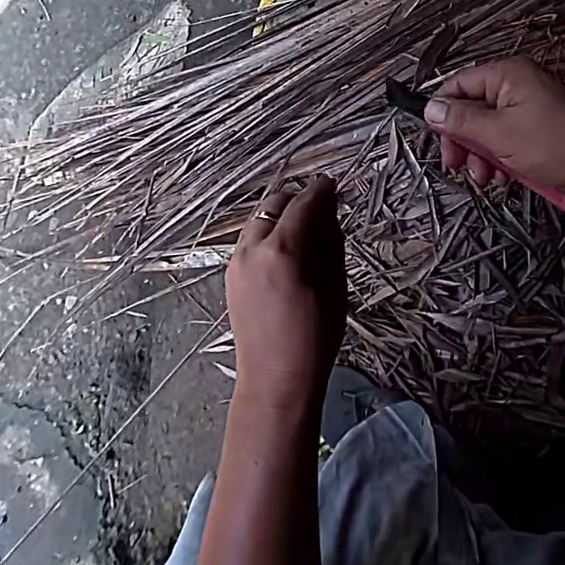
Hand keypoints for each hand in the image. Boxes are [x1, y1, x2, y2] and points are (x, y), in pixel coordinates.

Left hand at [224, 177, 346, 416]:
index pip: (303, 203)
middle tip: (322, 207)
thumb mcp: (334, 285)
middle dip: (298, 199)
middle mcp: (253, 248)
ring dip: (281, 215)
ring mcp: (236, 261)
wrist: (276, 380)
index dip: (321, 190)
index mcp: (282, 250)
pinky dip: (269, 233)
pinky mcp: (230, 275)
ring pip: (259, 219)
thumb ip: (330, 242)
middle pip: (275, 203)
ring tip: (306, 228)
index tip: (333, 185)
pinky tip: (287, 249)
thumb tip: (329, 213)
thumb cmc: (315, 337)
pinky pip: (250, 240)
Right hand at [423, 57, 564, 200]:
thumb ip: (461, 120)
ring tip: (486, 176)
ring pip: (486, 128)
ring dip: (480, 155)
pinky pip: (505, 138)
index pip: (458, 83)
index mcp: (507, 75)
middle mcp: (517, 85)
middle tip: (458, 165)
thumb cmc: (558, 145)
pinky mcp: (536, 127)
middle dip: (463, 140)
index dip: (443, 111)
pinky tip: (502, 176)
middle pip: (471, 109)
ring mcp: (528, 106)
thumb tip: (430, 108)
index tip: (438, 138)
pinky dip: (499, 158)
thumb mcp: (498, 134)